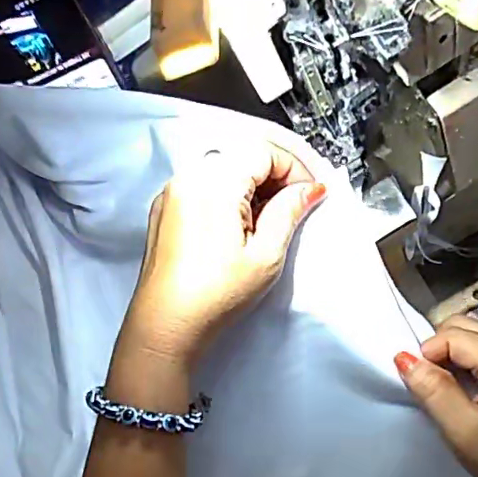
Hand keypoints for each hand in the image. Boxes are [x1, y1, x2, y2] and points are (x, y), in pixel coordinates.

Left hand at [117, 138, 327, 371]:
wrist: (167, 326)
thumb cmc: (211, 297)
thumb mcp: (266, 255)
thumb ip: (290, 212)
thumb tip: (309, 190)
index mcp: (214, 182)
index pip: (264, 150)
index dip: (295, 167)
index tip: (311, 191)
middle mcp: (188, 179)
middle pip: (243, 156)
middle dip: (276, 176)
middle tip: (297, 207)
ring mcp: (174, 193)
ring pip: (225, 169)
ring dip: (254, 187)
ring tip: (269, 224)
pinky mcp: (168, 210)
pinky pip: (205, 186)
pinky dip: (229, 196)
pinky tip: (241, 229)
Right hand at [395, 316, 477, 476]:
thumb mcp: (468, 434)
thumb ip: (435, 393)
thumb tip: (404, 358)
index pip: (453, 336)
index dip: (428, 357)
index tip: (421, 390)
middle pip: (462, 327)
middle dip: (436, 352)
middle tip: (430, 391)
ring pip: (470, 338)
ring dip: (448, 360)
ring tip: (445, 395)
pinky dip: (462, 368)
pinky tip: (461, 396)